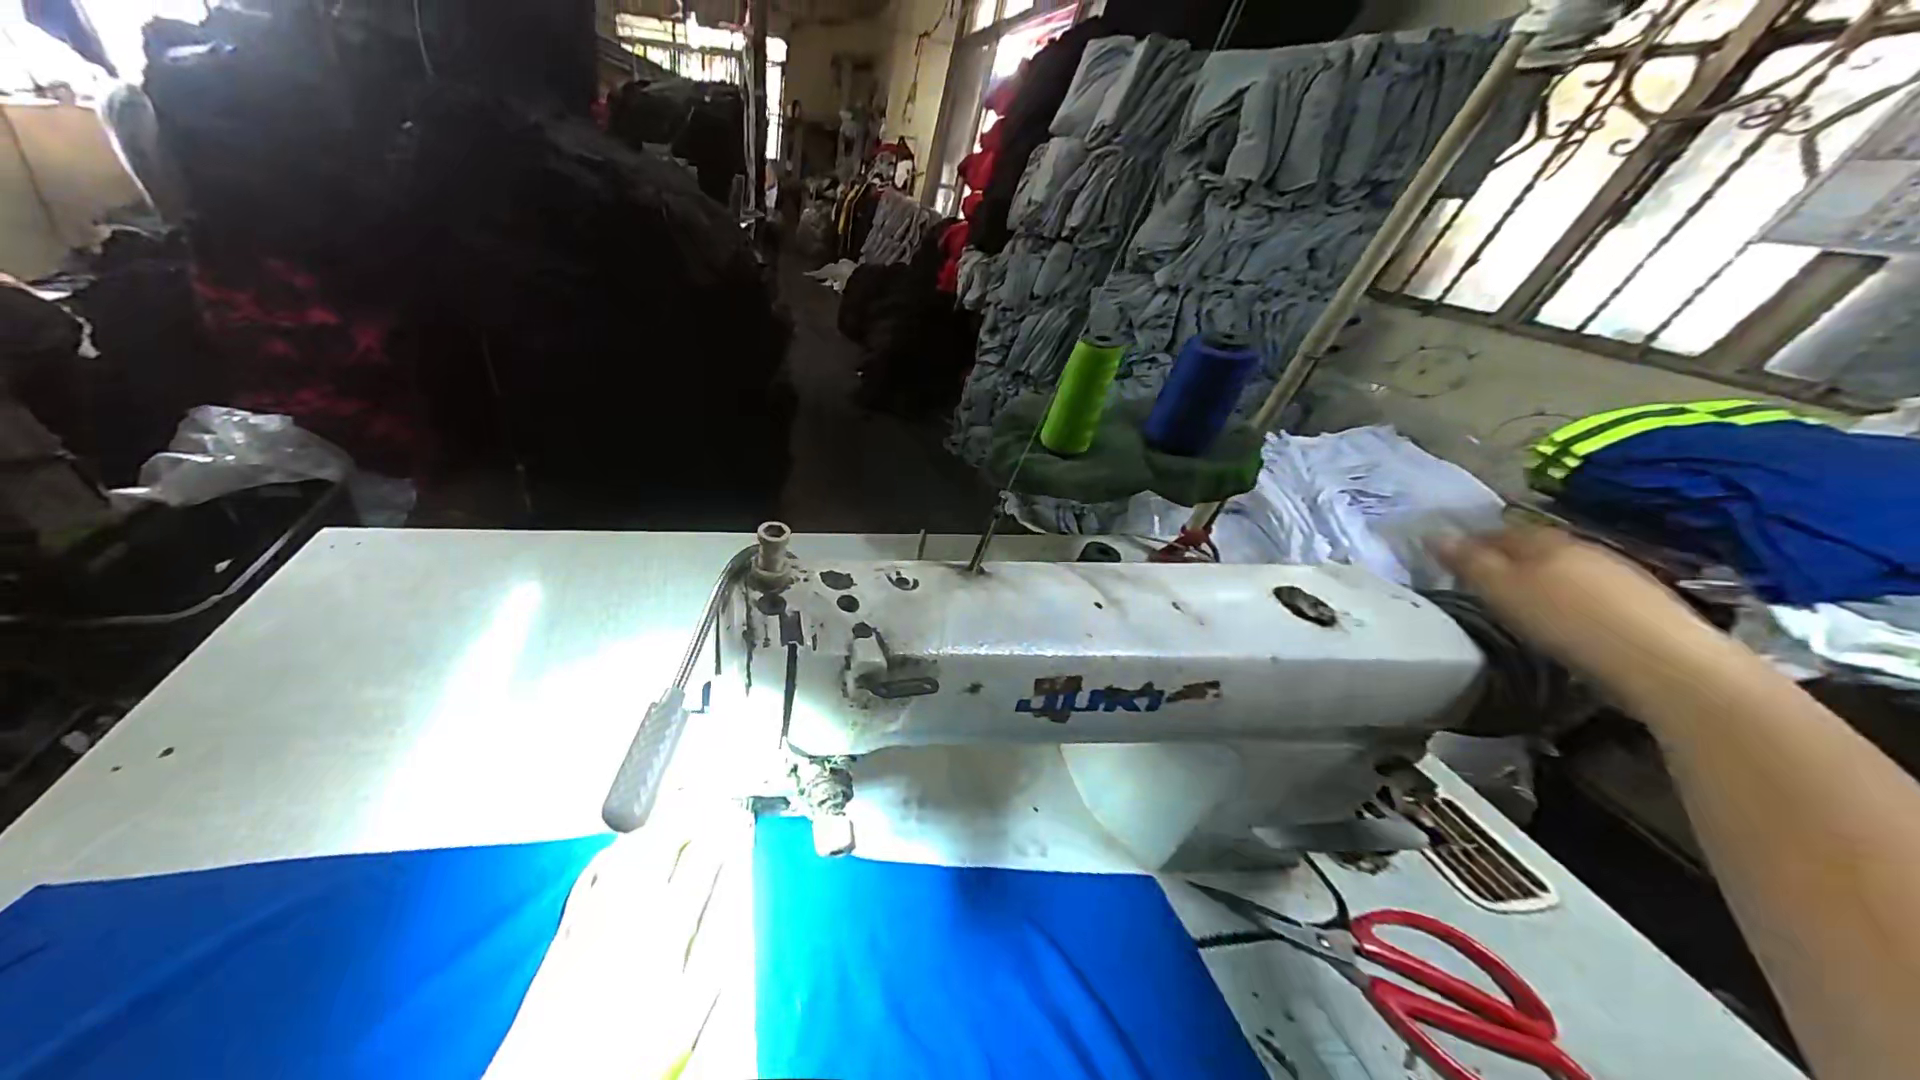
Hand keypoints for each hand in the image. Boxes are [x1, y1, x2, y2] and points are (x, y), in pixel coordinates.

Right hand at [1432, 526, 1739, 697]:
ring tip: (1519, 603)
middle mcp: (1579, 546)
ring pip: (1562, 568)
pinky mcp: (1642, 603)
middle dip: (1505, 560)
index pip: (1494, 532)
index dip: (1469, 545)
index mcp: (1541, 539)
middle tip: (1480, 584)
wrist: (1665, 663)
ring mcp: (1616, 572)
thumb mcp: (1502, 591)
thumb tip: (1433, 534)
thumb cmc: (1567, 621)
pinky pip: (1589, 591)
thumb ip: (1468, 562)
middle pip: (1530, 548)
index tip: (1448, 563)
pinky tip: (1565, 620)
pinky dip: (1569, 599)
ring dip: (1539, 580)